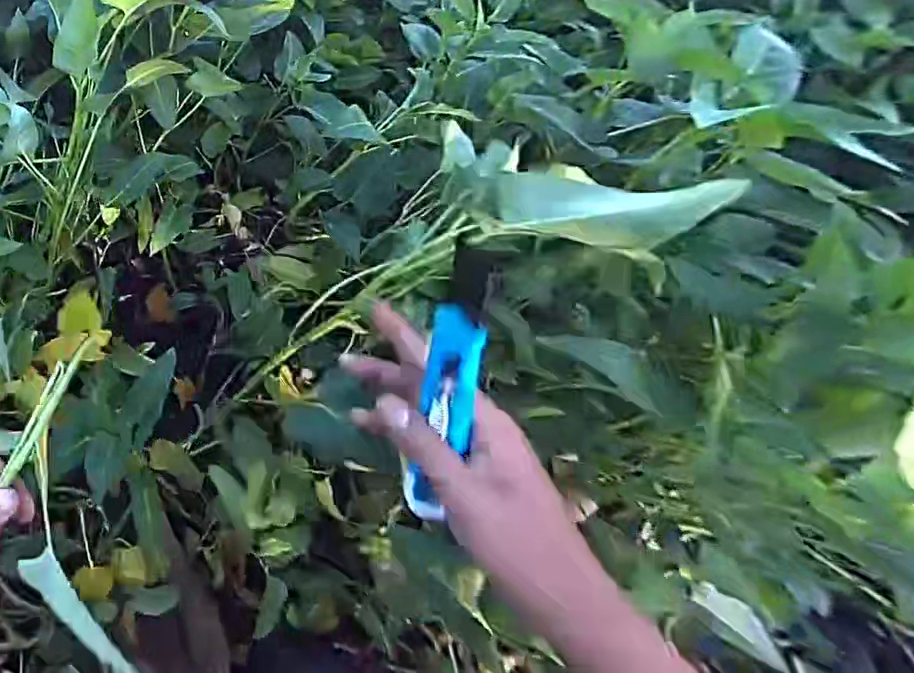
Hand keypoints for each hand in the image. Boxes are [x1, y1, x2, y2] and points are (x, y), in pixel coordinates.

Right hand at [346, 304, 693, 672]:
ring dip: (392, 407)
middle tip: (345, 362)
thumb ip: (422, 445)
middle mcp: (482, 426)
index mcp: (486, 422)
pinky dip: (406, 437)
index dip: (406, 335)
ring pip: (427, 414)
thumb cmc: (518, 545)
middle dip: (387, 373)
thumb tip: (383, 401)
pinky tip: (379, 439)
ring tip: (351, 403)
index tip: (377, 308)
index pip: (438, 367)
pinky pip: (434, 441)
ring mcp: (480, 450)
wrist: (568, 604)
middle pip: (428, 388)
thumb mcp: (462, 494)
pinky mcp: (476, 473)